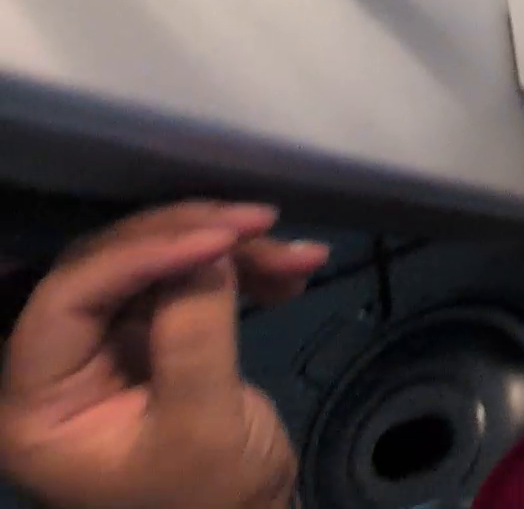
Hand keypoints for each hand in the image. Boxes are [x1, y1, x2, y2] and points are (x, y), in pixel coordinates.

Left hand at [0, 203, 329, 508]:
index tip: (226, 235)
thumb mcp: (202, 419)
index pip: (67, 302)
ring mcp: (113, 346)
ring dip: (236, 250)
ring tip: (302, 255)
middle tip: (266, 222)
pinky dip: (249, 267)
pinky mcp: (161, 336)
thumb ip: (196, 337)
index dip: (141, 255)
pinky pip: (197, 280)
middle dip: (193, 237)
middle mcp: (63, 364)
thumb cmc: (208, 487)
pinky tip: (296, 272)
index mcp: (40, 399)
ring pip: (162, 265)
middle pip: (112, 269)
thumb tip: (210, 255)